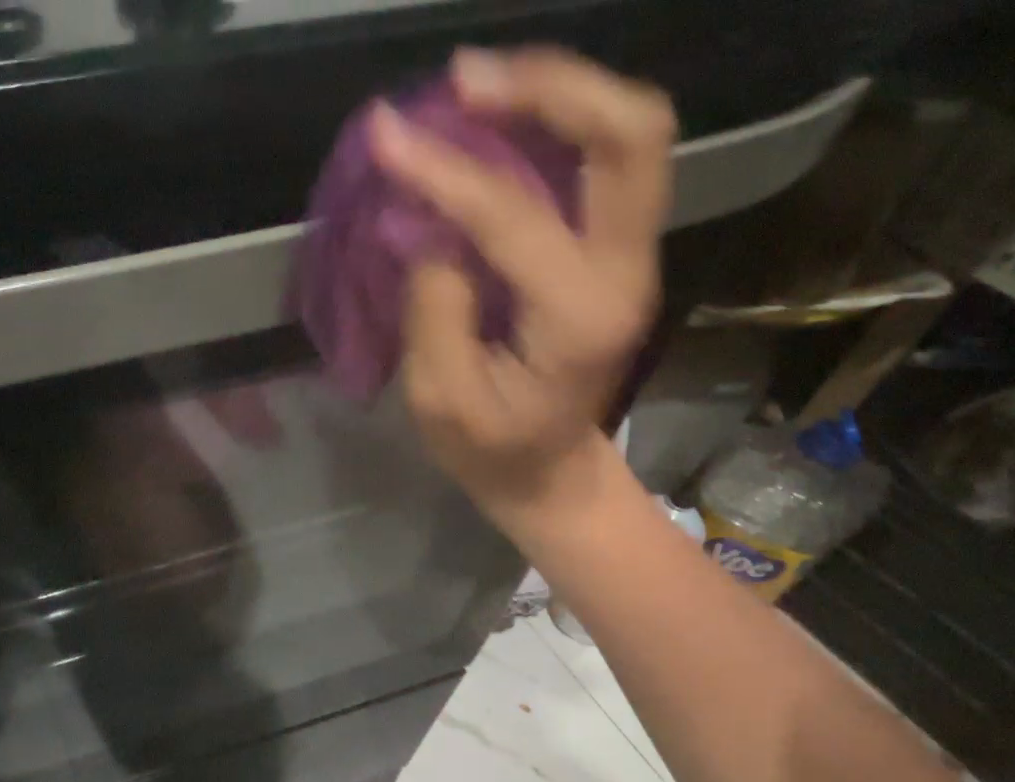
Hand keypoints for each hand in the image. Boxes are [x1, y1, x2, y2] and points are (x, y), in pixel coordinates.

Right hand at [371, 47, 674, 521]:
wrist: (550, 470)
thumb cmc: (490, 450)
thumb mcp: (442, 402)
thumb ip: (435, 311)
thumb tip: (426, 227)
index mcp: (579, 317)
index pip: (514, 217)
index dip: (445, 171)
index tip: (385, 135)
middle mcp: (624, 269)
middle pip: (628, 136)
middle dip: (549, 89)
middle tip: (465, 78)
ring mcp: (629, 252)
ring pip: (629, 133)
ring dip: (558, 92)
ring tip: (478, 83)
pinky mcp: (613, 246)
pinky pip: (604, 157)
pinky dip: (557, 120)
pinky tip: (500, 116)